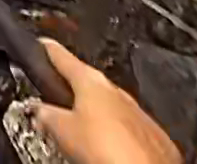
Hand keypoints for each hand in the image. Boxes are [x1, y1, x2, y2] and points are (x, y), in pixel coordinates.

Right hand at [33, 39, 178, 163]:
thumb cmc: (109, 153)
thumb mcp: (61, 130)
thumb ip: (44, 113)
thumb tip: (39, 111)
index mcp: (90, 80)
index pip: (60, 55)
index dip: (46, 48)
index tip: (41, 43)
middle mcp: (116, 91)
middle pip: (86, 82)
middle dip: (71, 89)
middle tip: (55, 101)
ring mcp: (140, 115)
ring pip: (109, 106)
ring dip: (95, 113)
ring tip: (84, 132)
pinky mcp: (158, 140)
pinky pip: (129, 128)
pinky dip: (117, 133)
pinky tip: (112, 149)